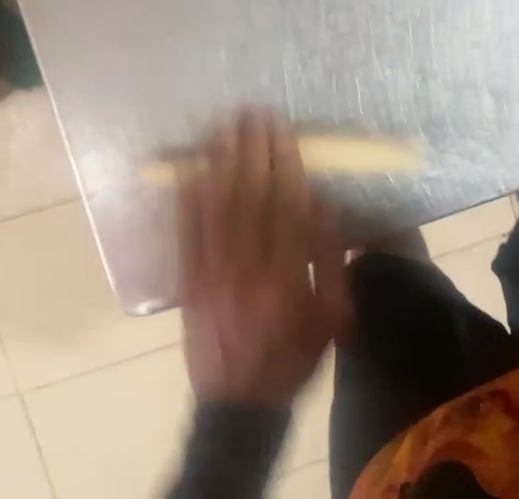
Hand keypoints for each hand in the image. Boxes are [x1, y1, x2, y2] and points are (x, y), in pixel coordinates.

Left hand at [178, 108, 348, 406]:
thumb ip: (330, 259)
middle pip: (249, 195)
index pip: (285, 203)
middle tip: (251, 112)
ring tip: (222, 125)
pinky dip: (187, 198)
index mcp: (287, 274)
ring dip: (218, 162)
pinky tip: (190, 169)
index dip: (283, 161)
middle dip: (250, 149)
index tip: (282, 128)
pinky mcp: (188, 283)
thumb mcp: (331, 315)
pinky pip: (186, 234)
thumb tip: (324, 205)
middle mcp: (247, 267)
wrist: (238, 406)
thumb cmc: (294, 356)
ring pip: (215, 207)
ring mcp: (212, 274)